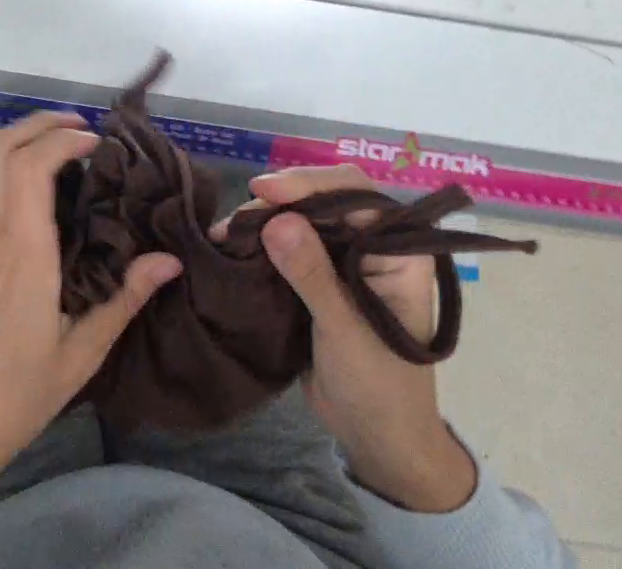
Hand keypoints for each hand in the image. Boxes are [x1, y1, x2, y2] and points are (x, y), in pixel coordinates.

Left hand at [0, 112, 183, 543]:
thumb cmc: (15, 398)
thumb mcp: (80, 354)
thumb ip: (124, 299)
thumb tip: (169, 260)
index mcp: (19, 254)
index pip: (31, 166)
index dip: (61, 139)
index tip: (95, 141)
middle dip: (36, 125)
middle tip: (78, 128)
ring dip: (18, 150)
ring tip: (62, 161)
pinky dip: (5, 183)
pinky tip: (33, 210)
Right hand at [210, 164, 476, 512]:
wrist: (376, 437)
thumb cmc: (379, 385)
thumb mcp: (345, 330)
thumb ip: (313, 275)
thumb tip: (276, 220)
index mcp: (398, 250)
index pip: (354, 194)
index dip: (309, 184)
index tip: (262, 190)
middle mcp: (372, 245)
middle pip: (322, 202)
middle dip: (278, 203)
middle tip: (235, 220)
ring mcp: (343, 261)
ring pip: (300, 221)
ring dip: (262, 223)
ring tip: (224, 233)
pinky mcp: (317, 279)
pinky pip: (286, 248)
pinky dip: (259, 245)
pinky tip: (231, 247)